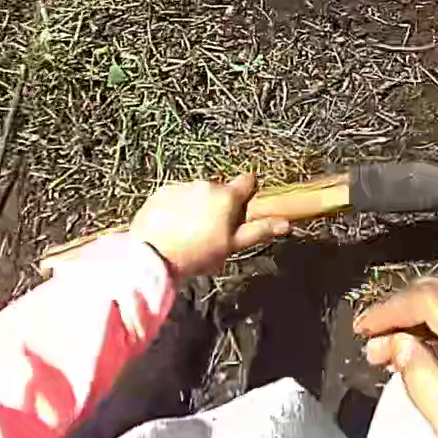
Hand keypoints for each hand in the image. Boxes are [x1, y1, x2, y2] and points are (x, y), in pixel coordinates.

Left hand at [130, 173, 289, 281]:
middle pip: (220, 189)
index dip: (248, 193)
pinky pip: (176, 196)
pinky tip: (173, 227)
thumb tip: (285, 223)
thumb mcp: (231, 246)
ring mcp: (181, 186)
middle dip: (220, 204)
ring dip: (198, 205)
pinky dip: (178, 207)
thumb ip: (258, 231)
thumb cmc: (197, 253)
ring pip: (197, 193)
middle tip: (213, 230)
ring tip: (190, 231)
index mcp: (226, 195)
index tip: (244, 208)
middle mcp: (205, 184)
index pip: (247, 181)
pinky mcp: (161, 192)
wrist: (151, 256)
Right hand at [355, 278, 437, 437]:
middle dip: (399, 309)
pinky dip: (432, 324)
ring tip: (384, 346)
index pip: (433, 303)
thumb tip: (397, 346)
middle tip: (369, 338)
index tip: (363, 329)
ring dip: (414, 315)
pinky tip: (414, 348)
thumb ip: (427, 387)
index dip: (392, 309)